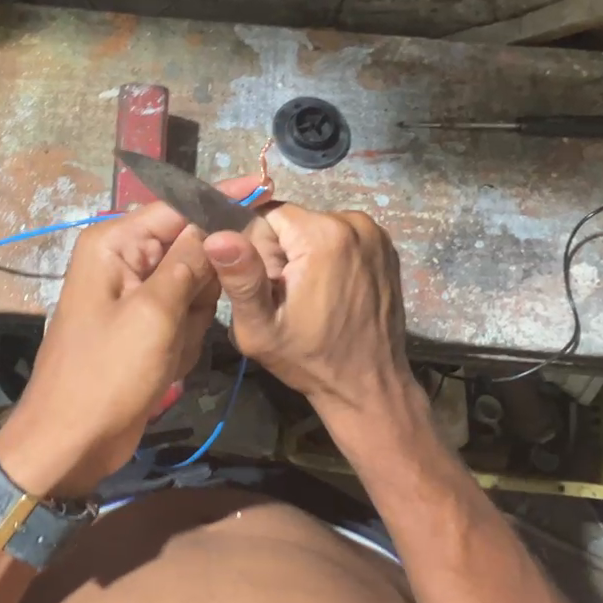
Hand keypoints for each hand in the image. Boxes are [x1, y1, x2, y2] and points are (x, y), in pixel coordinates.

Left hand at [0, 177, 265, 497]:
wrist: (72, 442)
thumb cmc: (107, 373)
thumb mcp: (155, 314)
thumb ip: (190, 263)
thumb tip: (219, 220)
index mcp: (115, 243)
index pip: (178, 207)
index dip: (220, 201)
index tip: (264, 190)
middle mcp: (124, 259)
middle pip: (191, 249)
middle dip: (200, 288)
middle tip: (185, 322)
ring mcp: (135, 295)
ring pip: (194, 288)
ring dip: (190, 323)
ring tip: (167, 353)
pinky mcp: (144, 325)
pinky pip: (184, 318)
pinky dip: (182, 343)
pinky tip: (164, 366)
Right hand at [204, 205, 409, 417]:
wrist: (369, 386)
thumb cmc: (310, 359)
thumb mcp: (260, 327)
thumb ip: (239, 277)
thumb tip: (216, 236)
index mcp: (323, 235)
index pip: (267, 216)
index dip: (260, 252)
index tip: (272, 288)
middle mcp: (353, 222)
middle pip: (293, 222)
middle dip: (283, 254)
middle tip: (290, 298)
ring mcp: (375, 233)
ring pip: (315, 228)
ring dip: (307, 256)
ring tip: (313, 298)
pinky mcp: (386, 246)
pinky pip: (340, 236)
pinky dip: (331, 257)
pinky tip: (334, 292)